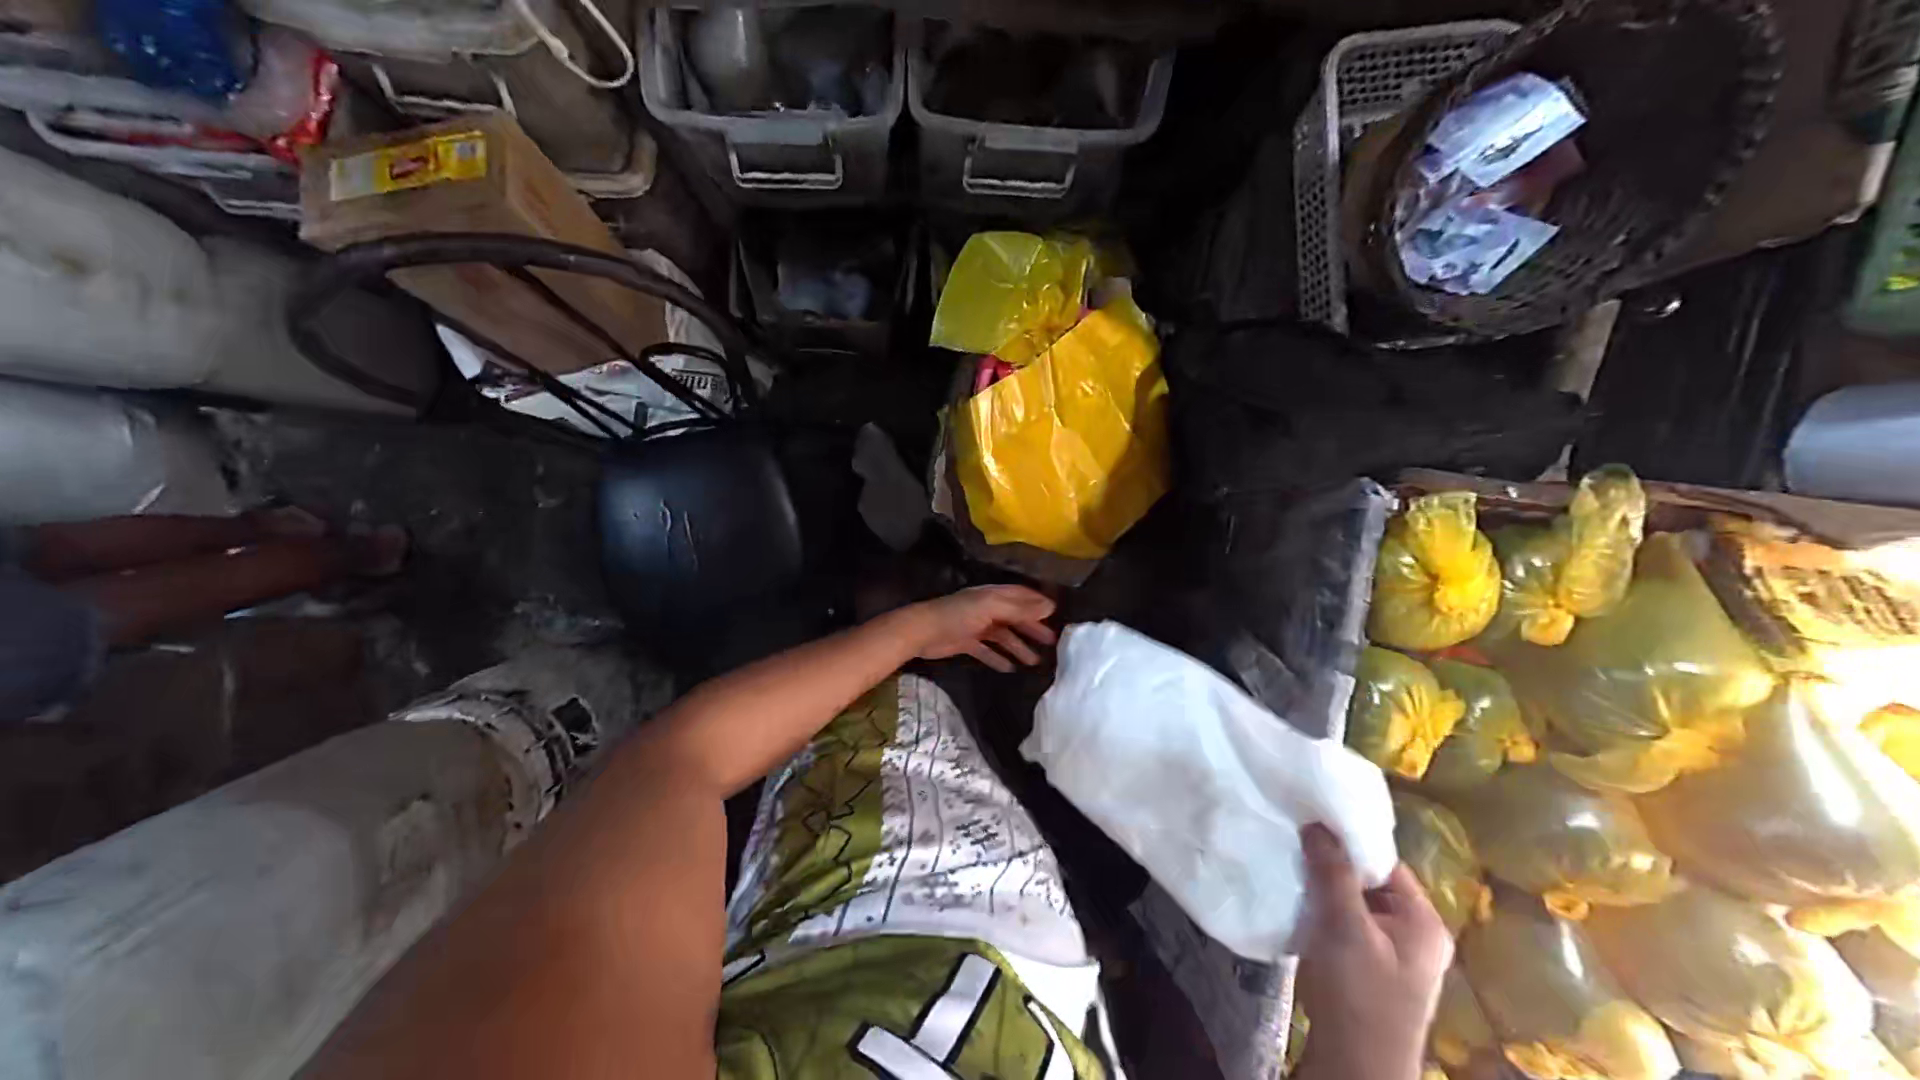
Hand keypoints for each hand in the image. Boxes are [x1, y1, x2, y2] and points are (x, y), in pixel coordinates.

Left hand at [895, 585, 1056, 672]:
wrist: (923, 631)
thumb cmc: (958, 615)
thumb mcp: (991, 608)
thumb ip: (1019, 609)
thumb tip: (1049, 606)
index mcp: (993, 595)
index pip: (1021, 596)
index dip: (1038, 603)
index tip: (1058, 615)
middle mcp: (987, 609)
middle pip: (1015, 617)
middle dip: (1032, 628)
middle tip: (1052, 643)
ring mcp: (977, 626)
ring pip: (1003, 636)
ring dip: (1018, 647)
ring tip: (1035, 662)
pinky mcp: (967, 643)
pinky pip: (987, 651)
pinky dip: (998, 658)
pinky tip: (1010, 669)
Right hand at [1294, 824, 1451, 1079]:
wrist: (1355, 1067)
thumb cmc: (1357, 994)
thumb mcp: (1344, 926)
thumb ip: (1333, 873)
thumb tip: (1318, 824)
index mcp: (1424, 921)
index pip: (1385, 863)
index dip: (1349, 844)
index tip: (1309, 828)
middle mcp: (1415, 934)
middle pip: (1370, 882)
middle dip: (1332, 866)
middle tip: (1295, 849)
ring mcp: (1394, 954)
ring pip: (1355, 903)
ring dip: (1325, 890)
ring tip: (1292, 872)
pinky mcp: (1370, 969)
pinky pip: (1347, 924)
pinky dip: (1324, 913)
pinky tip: (1299, 906)